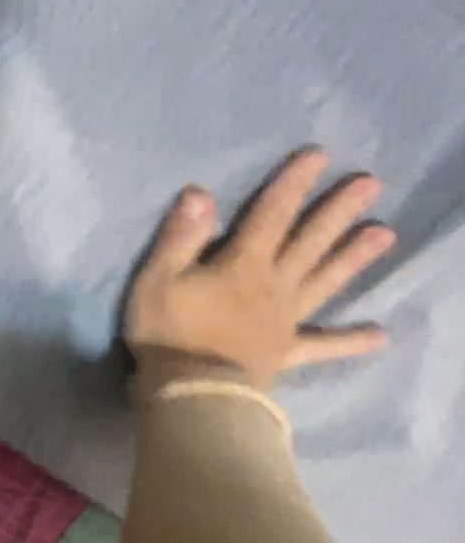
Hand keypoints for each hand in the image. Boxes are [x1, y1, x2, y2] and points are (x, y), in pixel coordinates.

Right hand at [125, 149, 395, 390]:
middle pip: (308, 243)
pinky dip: (350, 341)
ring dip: (354, 259)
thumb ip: (180, 237)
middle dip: (336, 212)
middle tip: (370, 184)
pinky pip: (323, 345)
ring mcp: (286, 320)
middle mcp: (274, 286)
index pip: (269, 217)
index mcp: (242, 266)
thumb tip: (200, 192)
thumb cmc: (167, 329)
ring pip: (324, 281)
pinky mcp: (285, 351)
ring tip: (386, 234)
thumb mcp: (157, 277)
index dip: (292, 186)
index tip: (319, 156)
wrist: (192, 386)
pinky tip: (379, 336)